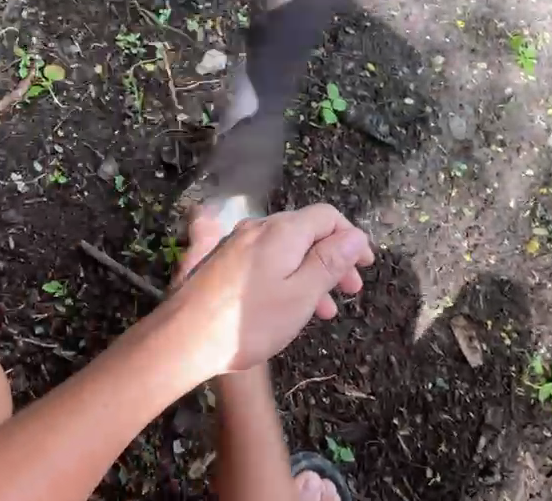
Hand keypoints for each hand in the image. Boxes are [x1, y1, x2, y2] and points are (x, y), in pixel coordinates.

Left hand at [161, 203, 372, 377]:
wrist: (186, 336)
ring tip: (326, 310)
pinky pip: (267, 258)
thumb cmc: (249, 321)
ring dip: (311, 270)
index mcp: (281, 231)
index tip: (365, 266)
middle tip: (351, 291)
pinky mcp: (225, 260)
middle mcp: (258, 228)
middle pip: (306, 230)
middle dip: (333, 256)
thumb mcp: (300, 295)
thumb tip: (355, 236)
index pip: (326, 215)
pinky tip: (292, 305)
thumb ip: (328, 262)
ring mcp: (238, 242)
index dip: (350, 237)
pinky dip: (287, 275)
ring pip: (287, 247)